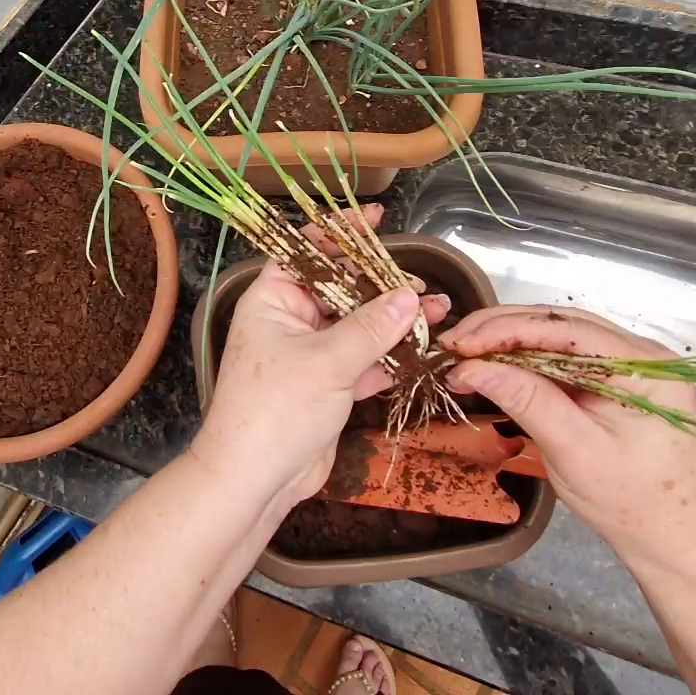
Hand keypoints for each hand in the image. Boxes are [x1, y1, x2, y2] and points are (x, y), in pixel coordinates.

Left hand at [190, 206, 452, 511]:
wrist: (255, 477)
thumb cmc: (276, 408)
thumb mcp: (327, 361)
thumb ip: (372, 328)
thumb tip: (409, 296)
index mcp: (272, 300)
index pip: (305, 252)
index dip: (338, 233)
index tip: (374, 219)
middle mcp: (289, 320)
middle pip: (339, 289)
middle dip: (379, 285)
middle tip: (420, 284)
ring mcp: (310, 353)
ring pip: (357, 326)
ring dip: (394, 321)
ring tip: (439, 310)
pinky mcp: (328, 385)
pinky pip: (364, 360)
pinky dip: (392, 356)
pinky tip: (427, 346)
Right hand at [439, 307, 695, 579]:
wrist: (670, 539)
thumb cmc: (630, 501)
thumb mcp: (573, 450)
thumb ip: (525, 400)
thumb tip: (469, 367)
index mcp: (643, 368)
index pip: (564, 328)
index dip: (504, 329)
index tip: (459, 344)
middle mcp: (639, 353)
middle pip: (557, 322)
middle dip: (498, 329)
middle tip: (453, 346)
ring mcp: (626, 363)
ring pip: (553, 332)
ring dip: (505, 340)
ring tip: (464, 354)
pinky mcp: (611, 377)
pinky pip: (558, 353)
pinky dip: (520, 356)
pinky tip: (492, 364)